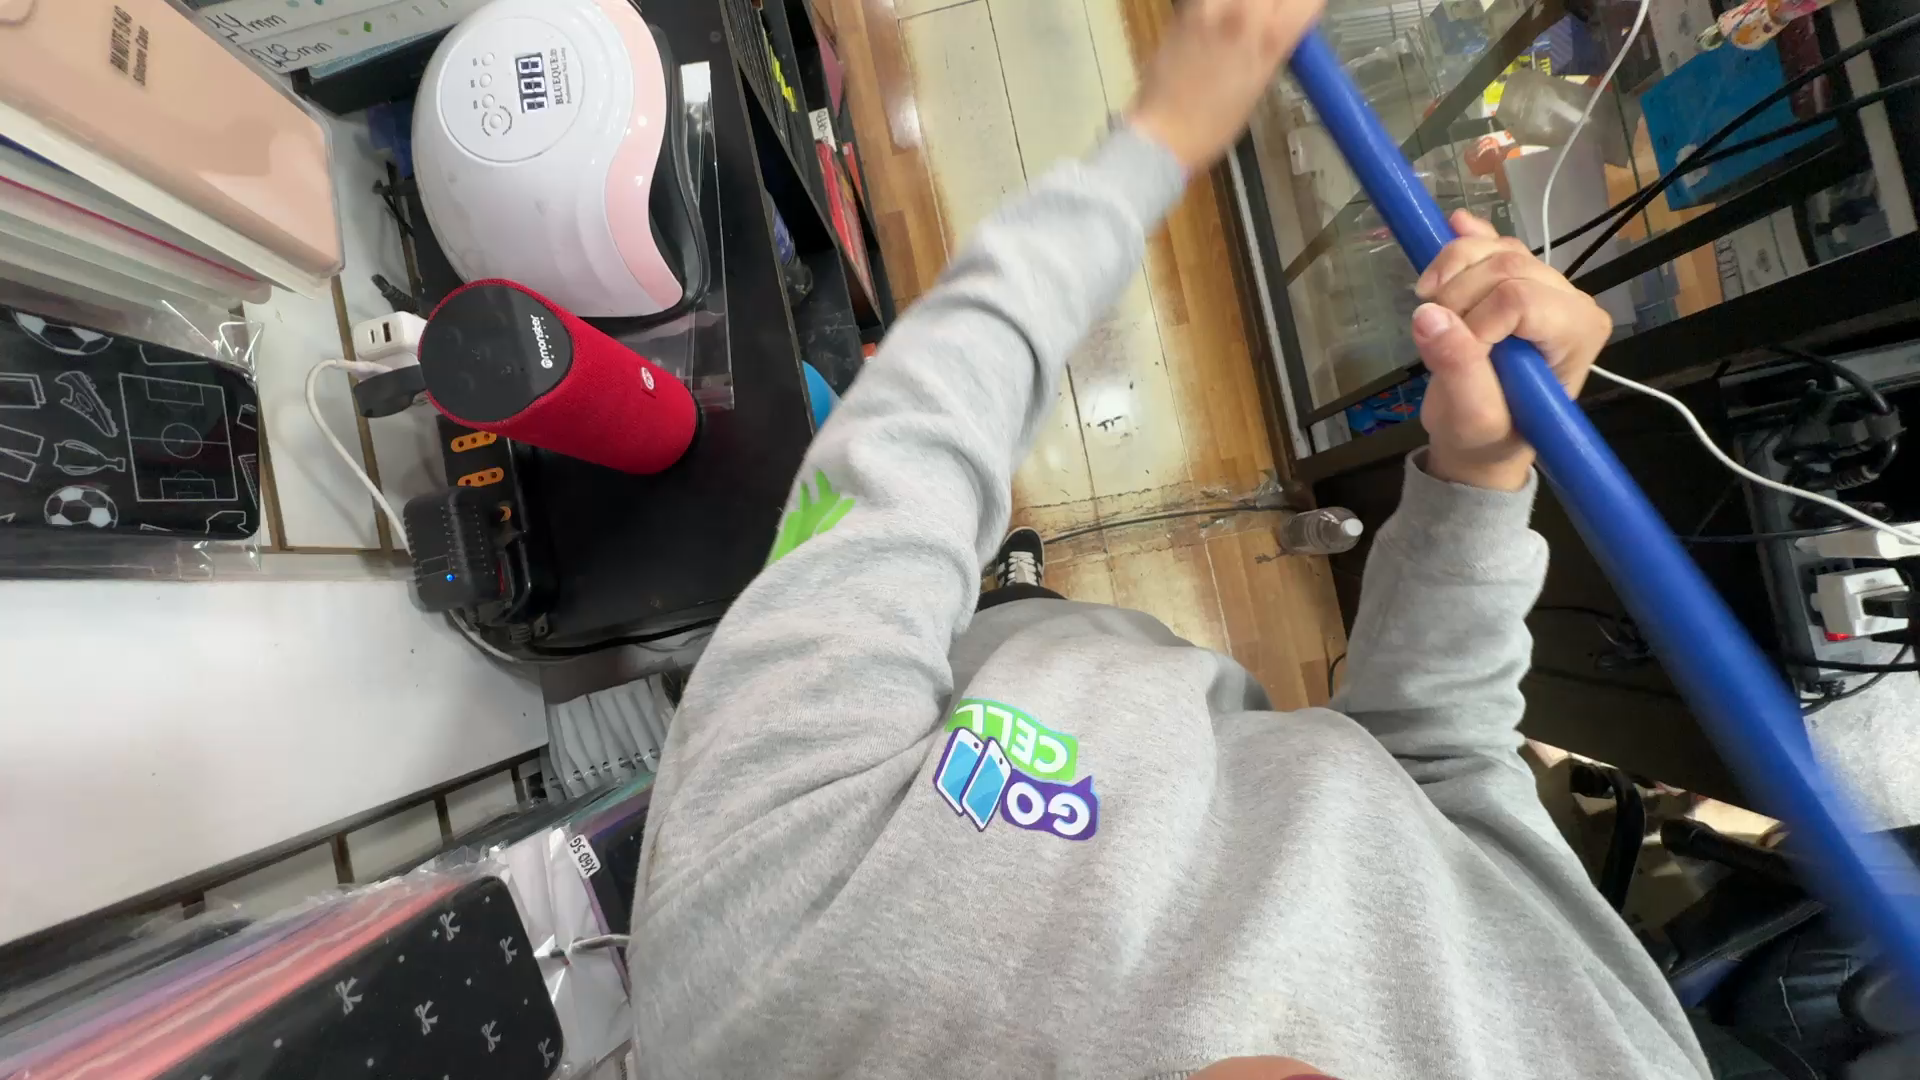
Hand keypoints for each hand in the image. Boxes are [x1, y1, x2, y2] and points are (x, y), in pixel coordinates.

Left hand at [1126, 0, 1325, 170]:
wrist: (1160, 137)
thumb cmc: (1211, 129)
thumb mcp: (1257, 86)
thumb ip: (1272, 43)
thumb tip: (1277, 21)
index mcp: (1271, 39)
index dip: (1302, 8)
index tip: (1294, 16)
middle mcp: (1245, 11)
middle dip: (1272, 4)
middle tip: (1265, 17)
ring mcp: (1211, 5)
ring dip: (1243, 4)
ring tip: (1239, 21)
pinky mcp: (1185, 10)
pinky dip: (1216, 6)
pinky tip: (1214, 22)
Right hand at [1412, 210, 1611, 490]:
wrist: (1481, 440)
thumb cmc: (1485, 435)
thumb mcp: (1470, 416)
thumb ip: (1457, 367)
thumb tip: (1427, 315)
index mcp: (1575, 331)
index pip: (1517, 297)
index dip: (1473, 321)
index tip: (1452, 357)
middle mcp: (1569, 300)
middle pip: (1506, 264)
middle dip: (1455, 295)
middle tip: (1432, 337)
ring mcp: (1542, 287)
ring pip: (1494, 248)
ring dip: (1449, 272)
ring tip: (1428, 309)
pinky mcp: (1513, 283)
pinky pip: (1491, 244)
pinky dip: (1465, 239)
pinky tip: (1452, 227)